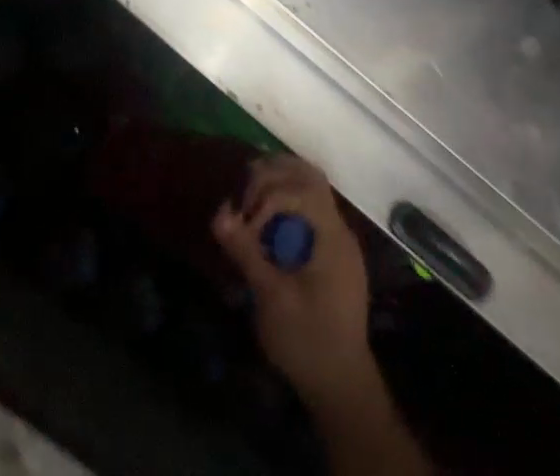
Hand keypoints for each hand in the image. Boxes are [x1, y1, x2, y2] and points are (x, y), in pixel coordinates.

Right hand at [212, 156, 370, 405]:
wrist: (340, 383)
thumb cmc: (306, 340)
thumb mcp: (271, 297)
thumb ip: (246, 251)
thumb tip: (219, 212)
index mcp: (331, 238)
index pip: (301, 188)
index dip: (266, 196)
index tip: (244, 226)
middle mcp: (339, 232)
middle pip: (310, 178)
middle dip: (272, 176)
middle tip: (242, 194)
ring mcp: (337, 242)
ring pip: (311, 191)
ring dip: (277, 187)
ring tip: (248, 204)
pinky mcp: (330, 255)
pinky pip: (308, 213)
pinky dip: (283, 207)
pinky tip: (261, 226)